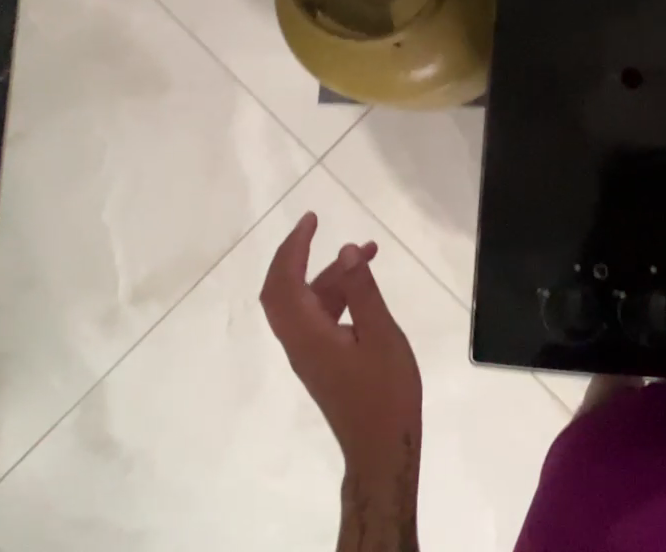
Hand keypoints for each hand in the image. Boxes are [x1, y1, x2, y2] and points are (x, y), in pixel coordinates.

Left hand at [260, 212, 421, 480]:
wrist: (382, 447)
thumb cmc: (386, 391)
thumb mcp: (382, 335)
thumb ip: (362, 291)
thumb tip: (345, 250)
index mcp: (308, 334)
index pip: (284, 283)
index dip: (292, 248)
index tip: (312, 219)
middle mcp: (299, 342)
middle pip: (280, 292)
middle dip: (294, 255)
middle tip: (316, 226)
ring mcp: (309, 354)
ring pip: (302, 303)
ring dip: (326, 273)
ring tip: (368, 252)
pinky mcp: (322, 362)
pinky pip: (317, 317)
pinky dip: (335, 293)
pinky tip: (363, 288)